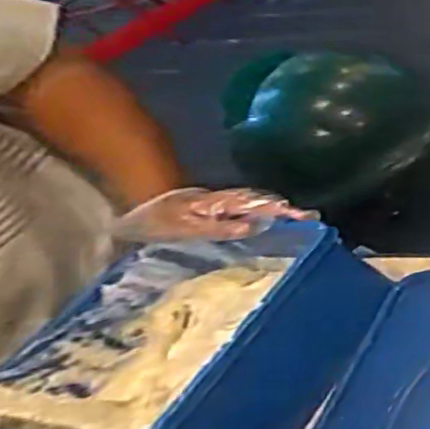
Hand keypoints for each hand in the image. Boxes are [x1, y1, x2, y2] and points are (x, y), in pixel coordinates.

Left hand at [113, 187, 313, 241]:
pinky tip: (261, 224)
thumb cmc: (153, 221)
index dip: (287, 211)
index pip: (264, 205)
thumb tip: (257, 227)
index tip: (309, 218)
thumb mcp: (183, 228)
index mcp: (225, 203)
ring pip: (256, 204)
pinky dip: (260, 214)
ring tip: (293, 223)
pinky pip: (245, 209)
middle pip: (265, 202)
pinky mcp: (213, 208)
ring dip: (276, 212)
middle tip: (308, 222)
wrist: (120, 209)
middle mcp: (228, 199)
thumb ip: (220, 228)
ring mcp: (220, 202)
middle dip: (288, 210)